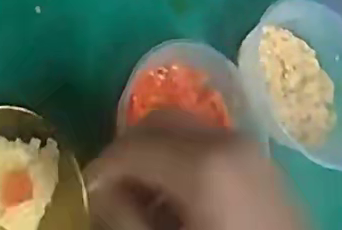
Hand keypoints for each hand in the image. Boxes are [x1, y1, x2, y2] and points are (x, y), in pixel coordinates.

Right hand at [87, 111, 304, 229]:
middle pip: (160, 121)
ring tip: (139, 200)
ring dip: (155, 153)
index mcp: (203, 162)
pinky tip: (175, 200)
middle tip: (106, 192)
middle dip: (127, 151)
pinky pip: (209, 143)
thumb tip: (101, 194)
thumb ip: (127, 222)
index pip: (134, 143)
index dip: (101, 166)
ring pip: (184, 128)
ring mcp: (248, 145)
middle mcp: (226, 137)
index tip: (80, 192)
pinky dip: (182, 159)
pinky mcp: (261, 161)